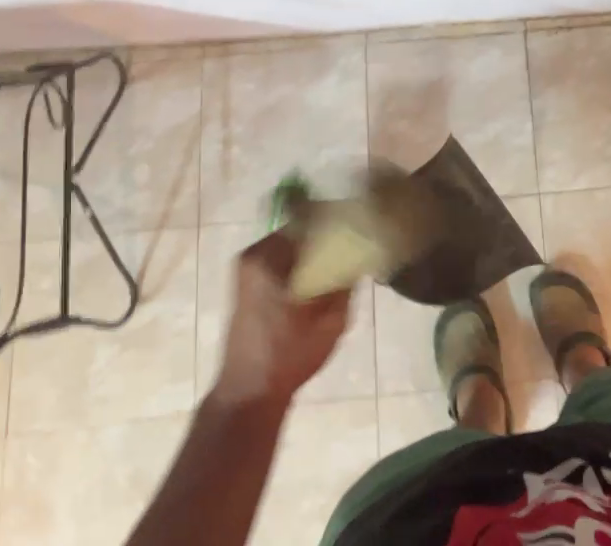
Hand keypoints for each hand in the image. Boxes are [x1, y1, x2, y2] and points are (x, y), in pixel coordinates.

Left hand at [213, 231, 351, 405]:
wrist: (249, 393)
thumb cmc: (289, 355)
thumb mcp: (331, 319)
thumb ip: (346, 282)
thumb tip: (361, 256)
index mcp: (268, 256)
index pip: (310, 217)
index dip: (339, 218)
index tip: (363, 222)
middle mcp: (253, 255)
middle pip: (300, 230)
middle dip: (328, 235)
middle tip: (357, 243)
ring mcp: (247, 270)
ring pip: (292, 246)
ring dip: (316, 250)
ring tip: (344, 260)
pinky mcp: (248, 285)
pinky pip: (283, 260)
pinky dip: (303, 263)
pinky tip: (323, 278)